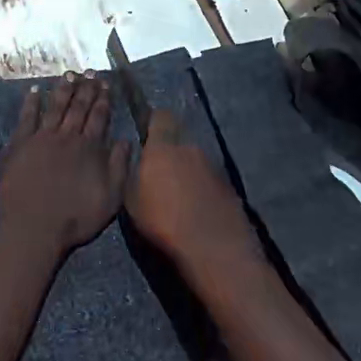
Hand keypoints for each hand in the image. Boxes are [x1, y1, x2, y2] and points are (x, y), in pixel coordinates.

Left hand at [0, 74, 129, 256]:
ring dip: (63, 90)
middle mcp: (66, 137)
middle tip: (90, 72)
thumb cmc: (75, 217)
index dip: (103, 99)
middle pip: (78, 107)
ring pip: (54, 107)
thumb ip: (120, 167)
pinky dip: (31, 103)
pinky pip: (26, 118)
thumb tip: (126, 141)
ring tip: (69, 74)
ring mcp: (40, 139)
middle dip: (86, 88)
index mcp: (89, 148)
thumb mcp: (111, 197)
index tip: (106, 84)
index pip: (99, 117)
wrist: (33, 228)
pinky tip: (35, 91)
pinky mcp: (18, 146)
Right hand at [124, 109, 262, 275]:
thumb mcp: (132, 201)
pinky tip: (198, 204)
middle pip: (180, 139)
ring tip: (180, 193)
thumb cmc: (163, 221)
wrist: (213, 244)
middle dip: (171, 149)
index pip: (161, 116)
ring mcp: (213, 165)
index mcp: (164, 148)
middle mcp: (191, 148)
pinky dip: (202, 185)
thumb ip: (133, 174)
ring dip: (188, 169)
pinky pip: (209, 177)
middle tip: (161, 170)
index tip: (148, 131)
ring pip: (196, 159)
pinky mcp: (228, 183)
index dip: (154, 121)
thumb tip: (138, 162)